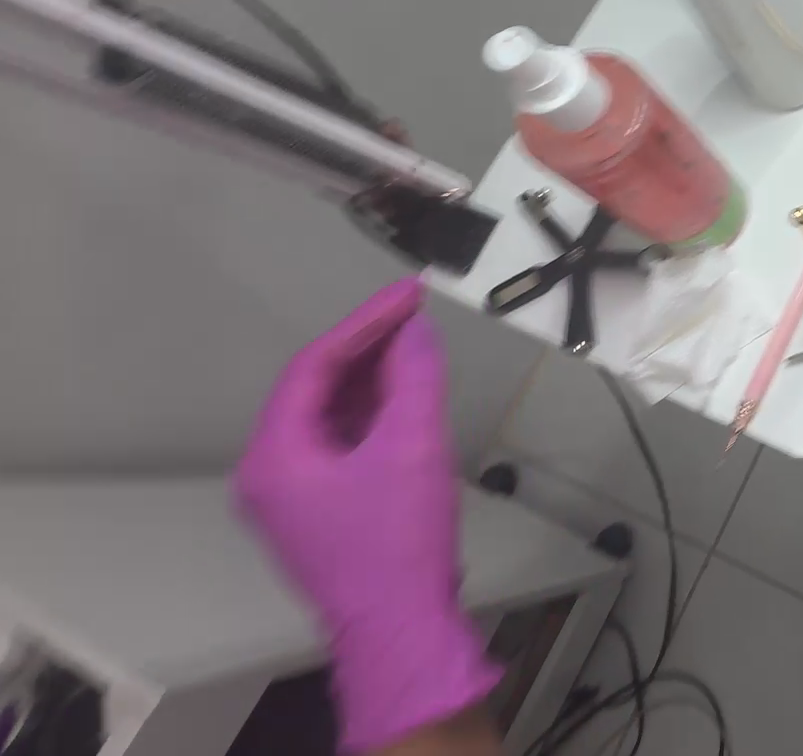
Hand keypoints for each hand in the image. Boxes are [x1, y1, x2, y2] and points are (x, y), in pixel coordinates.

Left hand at [235, 280, 499, 752]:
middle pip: (318, 388)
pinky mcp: (326, 506)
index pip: (315, 367)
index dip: (365, 323)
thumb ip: (415, 381)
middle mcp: (272, 469)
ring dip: (375, 376)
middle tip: (417, 310)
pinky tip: (409, 393)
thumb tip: (417, 330)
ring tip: (418, 342)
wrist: (399, 622)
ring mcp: (296, 492)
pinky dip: (377, 409)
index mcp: (276, 454)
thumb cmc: (398, 535)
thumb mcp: (414, 448)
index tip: (412, 293)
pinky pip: (346, 440)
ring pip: (333, 414)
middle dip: (369, 345)